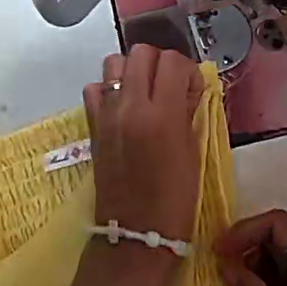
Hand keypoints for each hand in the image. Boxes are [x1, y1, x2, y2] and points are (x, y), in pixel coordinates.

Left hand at [82, 45, 204, 245]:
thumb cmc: (176, 198)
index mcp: (162, 114)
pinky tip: (123, 108)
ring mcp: (107, 114)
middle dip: (160, 63)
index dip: (187, 71)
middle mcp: (131, 106)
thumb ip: (189, 112)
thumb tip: (188, 88)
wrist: (136, 232)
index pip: (173, 62)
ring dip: (133, 70)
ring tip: (145, 93)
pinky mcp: (92, 125)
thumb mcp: (193, 151)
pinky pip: (95, 88)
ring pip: (114, 62)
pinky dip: (109, 89)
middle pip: (142, 52)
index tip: (192, 90)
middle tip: (170, 86)